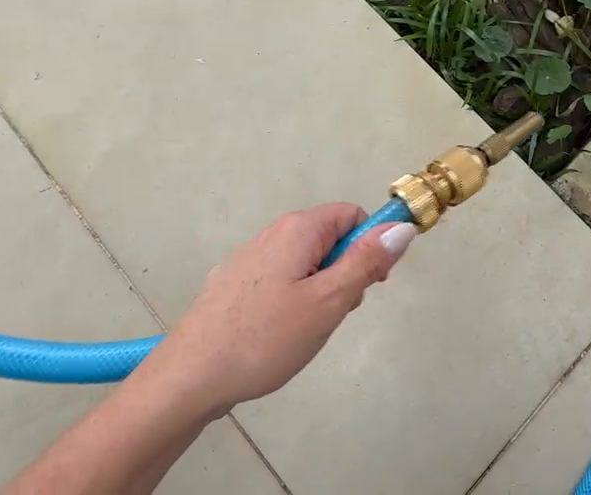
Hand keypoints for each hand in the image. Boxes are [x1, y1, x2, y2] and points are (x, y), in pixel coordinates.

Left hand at [141, 203, 416, 418]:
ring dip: (317, 292)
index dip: (370, 246)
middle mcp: (272, 234)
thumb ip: (365, 262)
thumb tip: (400, 227)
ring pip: (304, 264)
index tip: (368, 286)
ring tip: (304, 333)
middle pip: (328, 239)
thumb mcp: (328, 302)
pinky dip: (289, 303)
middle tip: (333, 315)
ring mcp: (248, 259)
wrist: (190, 377)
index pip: (352, 215)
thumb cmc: (265, 337)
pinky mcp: (232, 286)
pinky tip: (276, 339)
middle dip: (343, 273)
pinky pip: (279, 282)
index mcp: (298, 229)